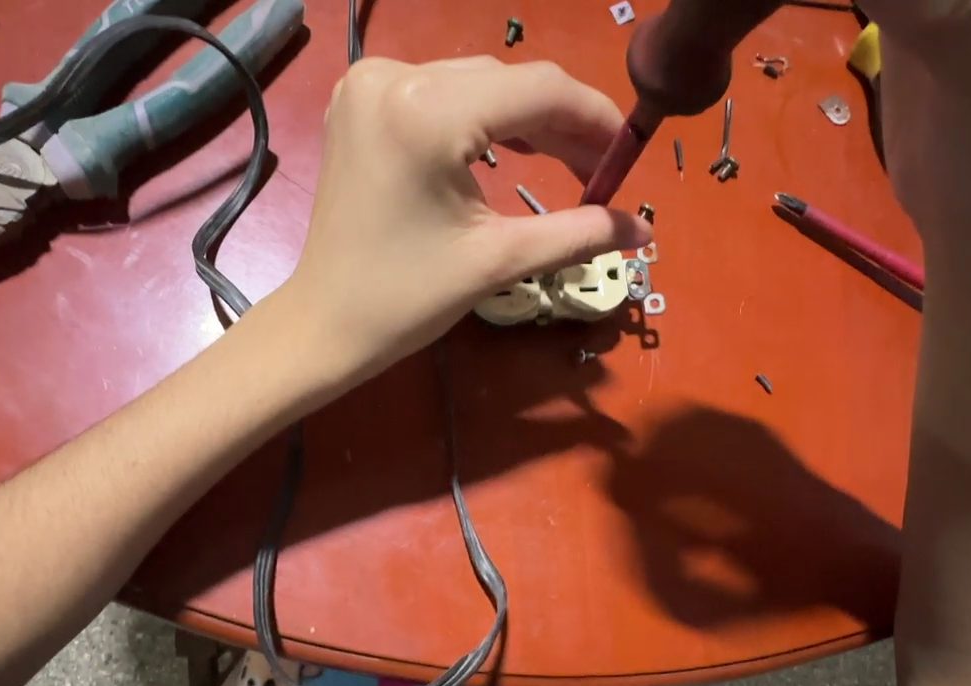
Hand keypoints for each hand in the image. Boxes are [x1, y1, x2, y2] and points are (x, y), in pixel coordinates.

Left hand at [278, 57, 651, 392]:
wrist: (327, 324)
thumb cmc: (407, 301)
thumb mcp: (498, 262)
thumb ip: (577, 233)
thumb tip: (643, 229)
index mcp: (427, 111)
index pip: (537, 89)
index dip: (594, 119)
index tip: (628, 155)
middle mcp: (394, 76)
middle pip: (507, 81)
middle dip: (561, 124)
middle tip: (600, 173)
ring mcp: (370, 84)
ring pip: (476, 84)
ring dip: (525, 120)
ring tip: (566, 164)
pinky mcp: (360, 102)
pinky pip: (440, 94)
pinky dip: (480, 119)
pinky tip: (508, 149)